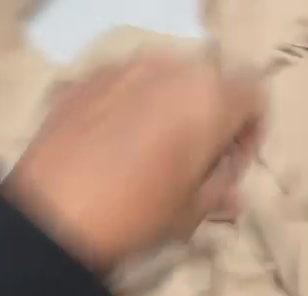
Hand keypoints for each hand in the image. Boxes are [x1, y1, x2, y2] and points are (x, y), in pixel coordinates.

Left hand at [4, 52, 263, 273]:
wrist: (53, 216)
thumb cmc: (134, 217)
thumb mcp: (187, 215)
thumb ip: (219, 193)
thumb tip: (234, 193)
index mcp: (208, 99)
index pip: (255, 95)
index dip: (250, 132)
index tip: (231, 166)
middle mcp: (172, 67)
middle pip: (209, 83)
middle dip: (210, 119)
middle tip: (194, 164)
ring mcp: (126, 66)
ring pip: (167, 79)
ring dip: (171, 110)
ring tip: (152, 155)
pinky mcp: (88, 77)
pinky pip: (126, 84)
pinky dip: (132, 108)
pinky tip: (114, 147)